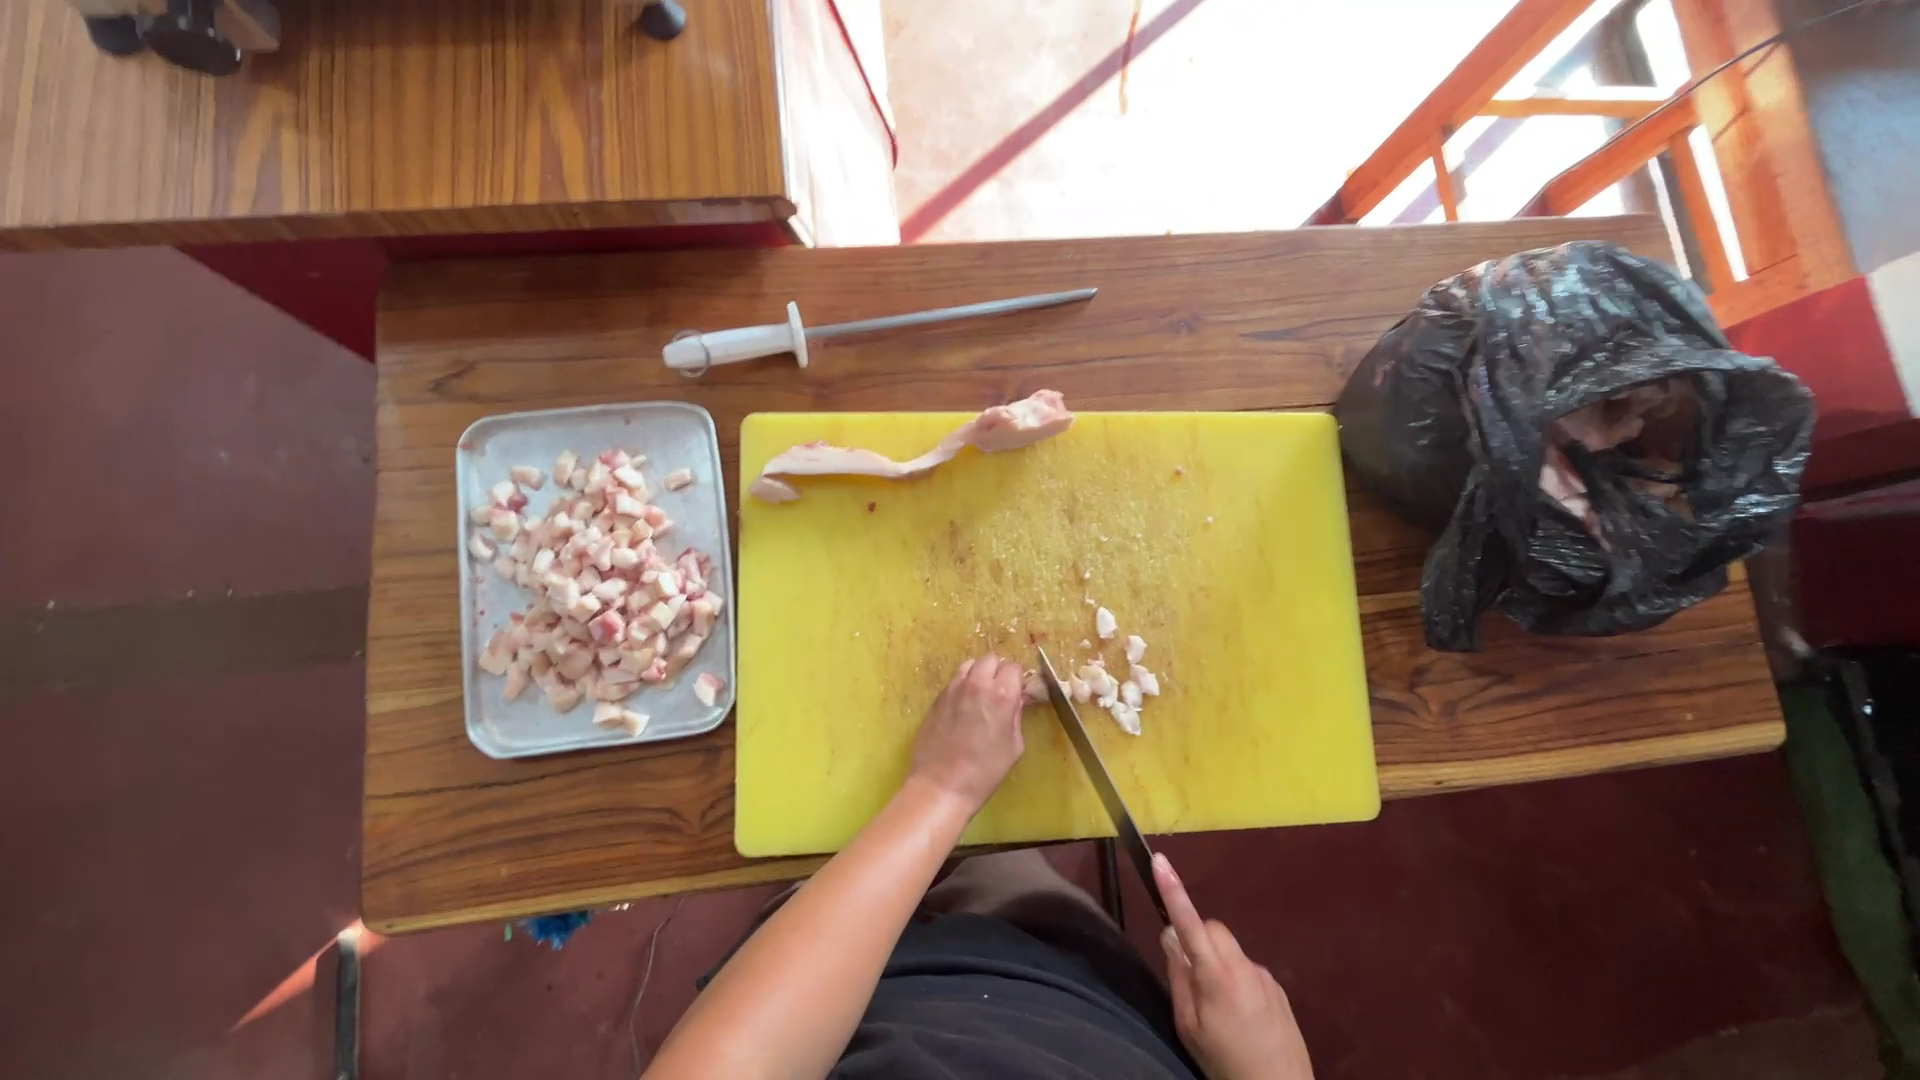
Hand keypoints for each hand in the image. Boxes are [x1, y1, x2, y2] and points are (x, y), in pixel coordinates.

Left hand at [907, 654, 1026, 812]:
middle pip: (990, 659)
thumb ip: (1016, 716)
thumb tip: (1016, 701)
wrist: (942, 784)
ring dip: (978, 674)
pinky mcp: (937, 697)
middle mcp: (977, 683)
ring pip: (969, 665)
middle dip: (998, 671)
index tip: (1017, 693)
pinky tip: (963, 708)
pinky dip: (962, 686)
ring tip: (979, 696)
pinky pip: (954, 681)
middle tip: (999, 692)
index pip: (1014, 668)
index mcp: (1001, 694)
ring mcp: (953, 688)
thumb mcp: (1014, 746)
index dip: (1017, 680)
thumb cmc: (985, 771)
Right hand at [1155, 853, 1313, 1079]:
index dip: (1172, 889)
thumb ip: (1178, 977)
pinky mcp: (1278, 988)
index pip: (1188, 921)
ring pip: (1229, 949)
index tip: (1159, 860)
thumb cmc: (1225, 1063)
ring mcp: (1264, 975)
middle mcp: (1242, 965)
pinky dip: (1236, 978)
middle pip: (1211, 928)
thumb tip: (1171, 936)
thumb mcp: (1189, 1027)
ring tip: (1219, 1007)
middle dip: (1196, 938)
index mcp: (1215, 975)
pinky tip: (1240, 1016)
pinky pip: (1247, 968)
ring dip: (1217, 962)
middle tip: (1190, 974)